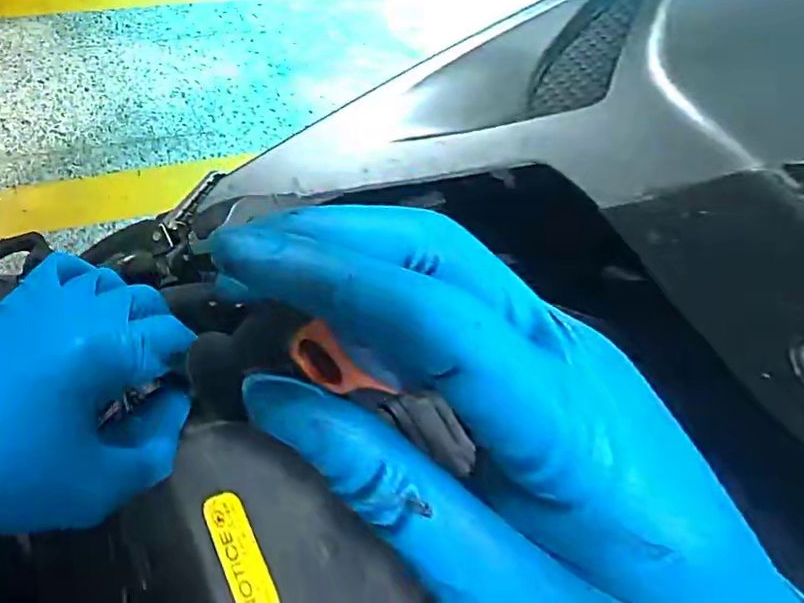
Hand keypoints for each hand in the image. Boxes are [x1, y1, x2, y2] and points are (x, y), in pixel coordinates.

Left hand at [0, 253, 193, 602]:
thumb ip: (156, 439)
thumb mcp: (103, 480)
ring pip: (103, 280)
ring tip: (120, 347)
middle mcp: (75, 308)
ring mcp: (40, 296)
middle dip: (159, 331)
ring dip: (123, 306)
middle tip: (156, 373)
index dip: (188, 358)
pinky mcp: (14, 297)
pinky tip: (83, 313)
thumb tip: (174, 399)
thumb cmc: (18, 474)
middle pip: (140, 299)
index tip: (186, 383)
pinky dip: (82, 281)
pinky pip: (60, 269)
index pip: (170, 333)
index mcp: (103, 348)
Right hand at [212, 205, 797, 602]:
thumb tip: (267, 394)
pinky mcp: (528, 341)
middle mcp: (563, 350)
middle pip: (426, 248)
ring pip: (423, 250)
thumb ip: (380, 486)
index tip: (236, 261)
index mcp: (570, 420)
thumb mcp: (499, 588)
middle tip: (234, 256)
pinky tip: (313, 303)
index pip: (430, 310)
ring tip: (256, 271)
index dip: (321, 273)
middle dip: (316, 236)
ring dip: (329, 246)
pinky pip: (428, 282)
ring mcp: (550, 337)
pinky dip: (355, 275)